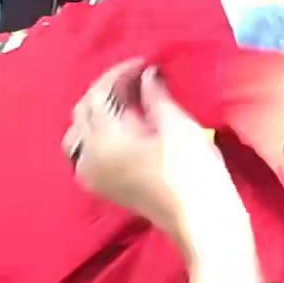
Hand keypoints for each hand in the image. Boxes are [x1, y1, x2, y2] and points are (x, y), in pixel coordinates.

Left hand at [63, 60, 256, 282]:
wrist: (203, 219)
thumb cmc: (193, 170)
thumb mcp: (178, 125)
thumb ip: (156, 95)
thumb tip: (147, 75)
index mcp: (104, 139)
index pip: (98, 94)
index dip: (119, 73)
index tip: (145, 62)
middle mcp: (89, 157)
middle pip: (84, 112)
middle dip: (107, 90)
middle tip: (138, 77)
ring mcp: (94, 175)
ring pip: (80, 133)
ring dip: (99, 111)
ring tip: (128, 100)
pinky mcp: (106, 186)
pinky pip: (88, 151)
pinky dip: (100, 133)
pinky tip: (126, 126)